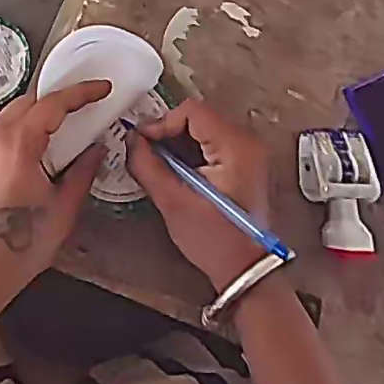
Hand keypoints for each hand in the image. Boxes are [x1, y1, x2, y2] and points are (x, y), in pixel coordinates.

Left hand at [0, 81, 108, 300]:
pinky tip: (39, 145)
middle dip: (58, 99)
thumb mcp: (63, 210)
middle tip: (85, 106)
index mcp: (18, 144)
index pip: (53, 103)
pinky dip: (24, 126)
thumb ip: (83, 172)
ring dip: (39, 112)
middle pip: (29, 101)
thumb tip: (96, 150)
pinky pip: (1, 129)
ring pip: (13, 113)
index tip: (102, 89)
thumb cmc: (18, 246)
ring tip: (65, 126)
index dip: (81, 92)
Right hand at [127, 100, 272, 288]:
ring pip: (205, 128)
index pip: (193, 111)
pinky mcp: (246, 163)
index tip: (143, 140)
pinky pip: (213, 143)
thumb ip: (147, 165)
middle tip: (148, 150)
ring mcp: (250, 153)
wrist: (247, 271)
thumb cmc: (215, 241)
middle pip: (199, 117)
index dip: (163, 122)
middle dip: (169, 131)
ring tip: (161, 163)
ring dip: (179, 141)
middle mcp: (248, 142)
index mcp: (235, 147)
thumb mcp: (173, 202)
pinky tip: (178, 171)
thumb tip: (132, 140)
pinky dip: (192, 150)